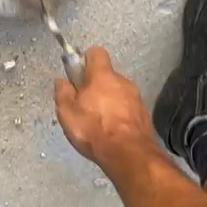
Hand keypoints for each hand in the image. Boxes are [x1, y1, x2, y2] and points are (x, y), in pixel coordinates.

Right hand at [53, 47, 160, 167]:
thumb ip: (63, 92)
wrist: (128, 154)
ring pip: (118, 91)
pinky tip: (112, 129)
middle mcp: (122, 81)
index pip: (96, 52)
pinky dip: (120, 113)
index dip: (85, 61)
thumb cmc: (93, 130)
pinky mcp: (144, 113)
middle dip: (96, 85)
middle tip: (85, 104)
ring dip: (109, 100)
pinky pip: (128, 106)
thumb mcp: (67, 113)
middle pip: (107, 75)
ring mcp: (136, 97)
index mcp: (102, 76)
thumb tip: (62, 81)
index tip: (77, 76)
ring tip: (99, 121)